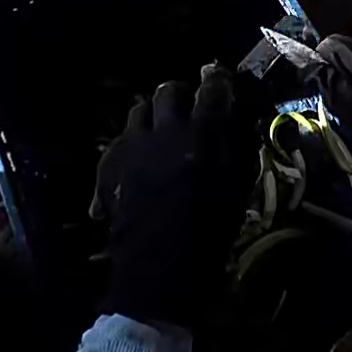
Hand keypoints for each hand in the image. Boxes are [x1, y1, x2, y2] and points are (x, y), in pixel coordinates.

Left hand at [95, 63, 253, 327]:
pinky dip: (133, 141)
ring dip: (154, 114)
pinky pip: (120, 140)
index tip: (221, 78)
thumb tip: (239, 122)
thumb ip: (238, 148)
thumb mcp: (237, 187)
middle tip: (189, 105)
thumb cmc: (210, 233)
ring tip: (163, 128)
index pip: (211, 89)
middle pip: (168, 91)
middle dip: (180, 94)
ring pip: (139, 111)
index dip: (218, 80)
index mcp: (201, 137)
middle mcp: (165, 134)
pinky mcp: (112, 168)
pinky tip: (141, 156)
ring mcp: (133, 150)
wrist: (161, 274)